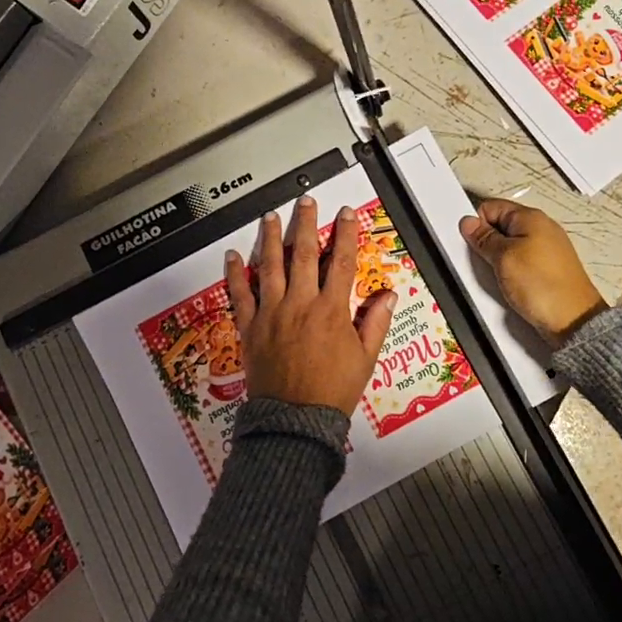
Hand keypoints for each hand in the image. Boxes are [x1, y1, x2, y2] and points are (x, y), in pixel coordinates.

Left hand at [226, 196, 398, 413]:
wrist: (295, 420)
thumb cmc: (332, 391)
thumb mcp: (365, 358)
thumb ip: (375, 323)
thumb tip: (388, 296)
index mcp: (331, 310)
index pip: (341, 262)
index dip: (345, 234)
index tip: (345, 214)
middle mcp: (300, 304)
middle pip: (303, 254)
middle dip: (306, 224)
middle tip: (306, 202)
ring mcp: (272, 313)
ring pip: (271, 266)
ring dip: (271, 238)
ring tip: (271, 217)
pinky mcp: (250, 327)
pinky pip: (240, 295)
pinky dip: (235, 274)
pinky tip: (233, 256)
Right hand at [458, 198, 607, 345]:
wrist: (573, 321)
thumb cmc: (542, 285)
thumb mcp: (503, 258)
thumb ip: (483, 238)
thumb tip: (469, 223)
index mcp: (531, 218)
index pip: (491, 207)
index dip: (477, 223)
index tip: (473, 243)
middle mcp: (541, 229)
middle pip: (500, 227)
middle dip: (488, 244)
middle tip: (487, 263)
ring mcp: (545, 250)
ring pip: (508, 248)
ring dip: (498, 262)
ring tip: (501, 278)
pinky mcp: (546, 269)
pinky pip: (519, 264)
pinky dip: (510, 274)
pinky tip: (511, 287)